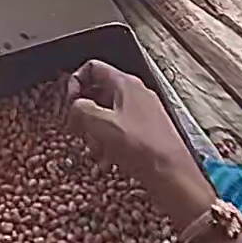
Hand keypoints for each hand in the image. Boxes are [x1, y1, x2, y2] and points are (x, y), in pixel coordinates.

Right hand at [67, 60, 209, 221]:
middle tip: (77, 128)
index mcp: (125, 84)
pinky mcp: (146, 132)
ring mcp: (142, 112)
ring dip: (94, 130)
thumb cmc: (142, 147)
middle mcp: (135, 94)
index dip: (76, 82)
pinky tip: (106, 160)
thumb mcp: (101, 125)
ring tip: (93, 148)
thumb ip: (81, 109)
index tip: (69, 103)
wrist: (172, 174)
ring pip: (107, 113)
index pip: (92, 68)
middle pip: (98, 91)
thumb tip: (75, 107)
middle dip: (84, 111)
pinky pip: (119, 130)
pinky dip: (108, 142)